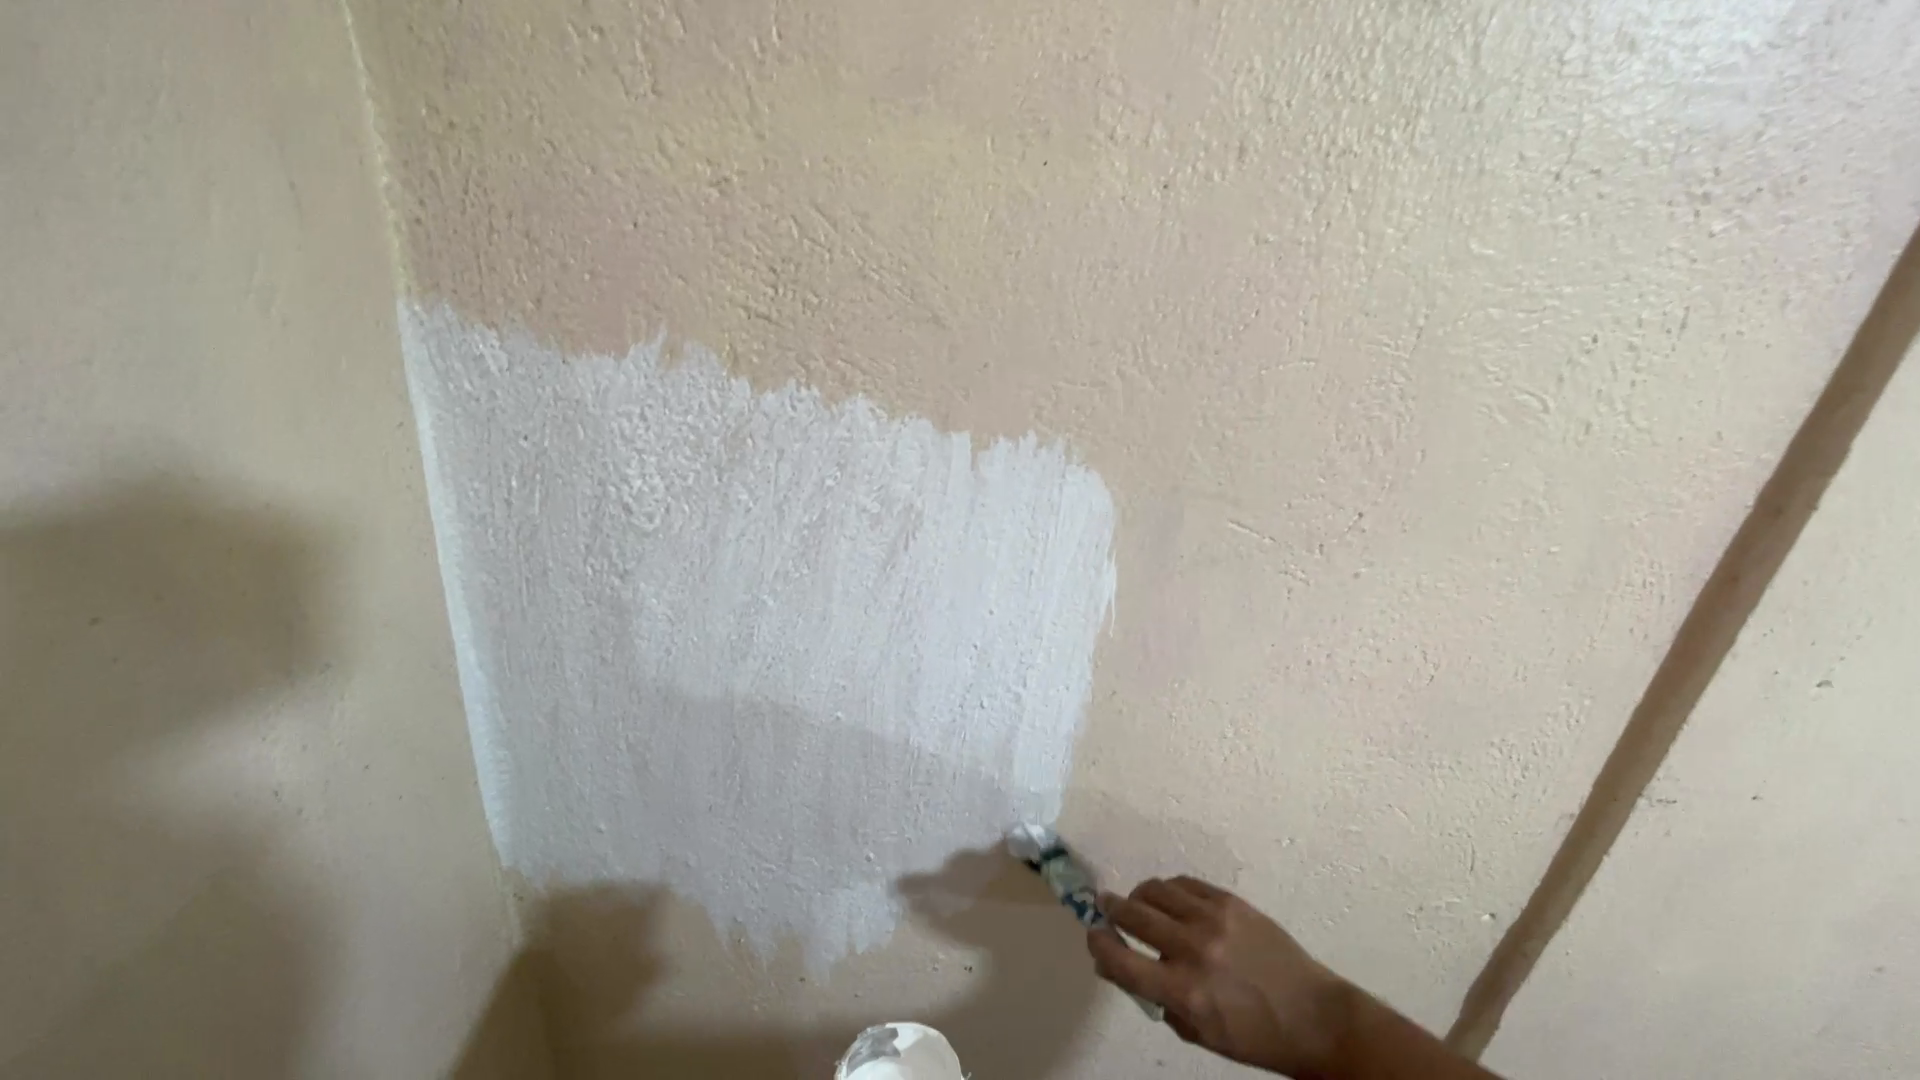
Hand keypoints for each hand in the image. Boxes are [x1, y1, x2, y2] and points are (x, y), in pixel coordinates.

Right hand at [1087, 877, 1350, 1077]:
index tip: (1093, 936)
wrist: (1314, 1016)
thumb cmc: (1253, 1036)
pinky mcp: (1231, 902)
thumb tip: (1116, 965)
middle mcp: (1192, 950)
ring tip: (1138, 903)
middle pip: (1132, 914)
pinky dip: (1169, 890)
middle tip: (1105, 908)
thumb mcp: (1198, 1032)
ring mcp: (1213, 920)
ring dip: (1138, 896)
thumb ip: (1154, 999)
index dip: (1098, 945)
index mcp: (1183, 992)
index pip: (1119, 959)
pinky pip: (1184, 883)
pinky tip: (1170, 900)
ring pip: (1155, 890)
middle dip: (1111, 910)